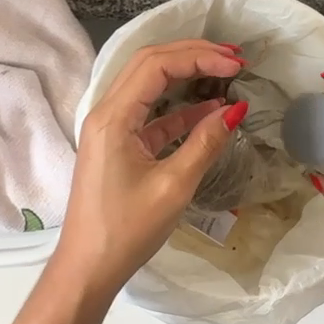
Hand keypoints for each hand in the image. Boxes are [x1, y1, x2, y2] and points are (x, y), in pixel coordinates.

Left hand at [57, 40, 248, 293]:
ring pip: (149, 85)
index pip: (156, 64)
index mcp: (113, 117)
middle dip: (192, 55)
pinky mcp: (118, 145)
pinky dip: (180, 107)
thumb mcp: (173, 186)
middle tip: (234, 58)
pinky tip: (210, 111)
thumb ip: (205, 143)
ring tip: (226, 74)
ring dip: (186, 75)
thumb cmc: (126, 230)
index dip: (199, 57)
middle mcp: (106, 112)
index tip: (236, 65)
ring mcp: (110, 128)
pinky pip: (150, 113)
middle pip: (149, 64)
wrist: (87, 269)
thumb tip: (236, 110)